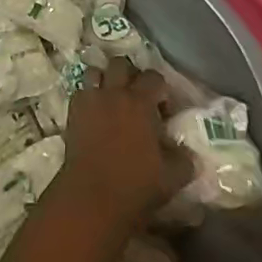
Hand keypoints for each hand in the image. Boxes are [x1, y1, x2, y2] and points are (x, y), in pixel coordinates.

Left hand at [49, 58, 193, 228]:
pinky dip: (88, 95)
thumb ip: (184, 160)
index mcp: (140, 102)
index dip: (161, 90)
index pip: (154, 77)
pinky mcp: (73, 111)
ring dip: (105, 80)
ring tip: (112, 98)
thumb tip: (188, 153)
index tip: (164, 109)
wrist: (92, 197)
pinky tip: (94, 113)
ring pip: (96, 71)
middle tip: (137, 96)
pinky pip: (80, 91)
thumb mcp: (171, 177)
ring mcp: (91, 99)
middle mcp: (114, 92)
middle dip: (130, 74)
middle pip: (121, 64)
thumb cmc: (135, 185)